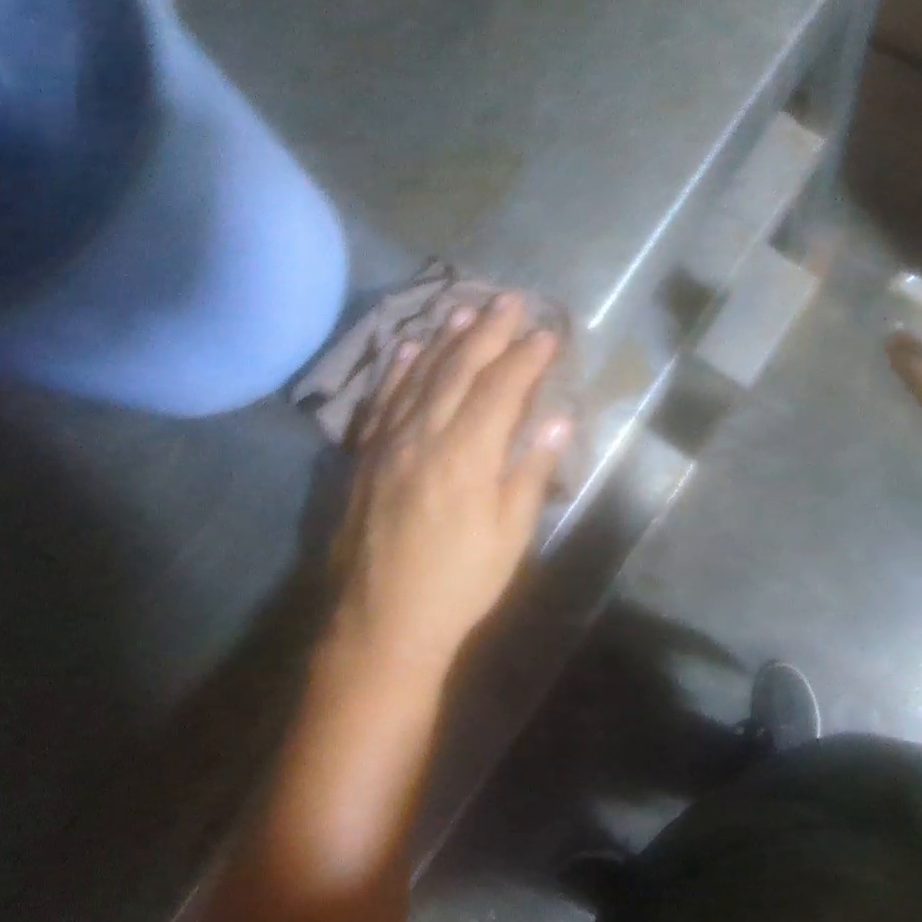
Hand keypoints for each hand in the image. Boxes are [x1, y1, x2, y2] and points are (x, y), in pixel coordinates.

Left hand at [328, 294, 570, 668]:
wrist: (382, 622)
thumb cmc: (459, 584)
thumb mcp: (509, 536)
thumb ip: (530, 472)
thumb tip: (556, 418)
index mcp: (466, 457)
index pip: (500, 389)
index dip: (526, 357)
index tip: (549, 331)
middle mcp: (423, 437)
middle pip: (459, 370)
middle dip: (489, 332)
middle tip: (511, 299)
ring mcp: (388, 444)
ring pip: (419, 377)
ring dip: (445, 339)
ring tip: (466, 309)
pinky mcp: (365, 458)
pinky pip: (383, 401)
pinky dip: (399, 370)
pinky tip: (410, 348)